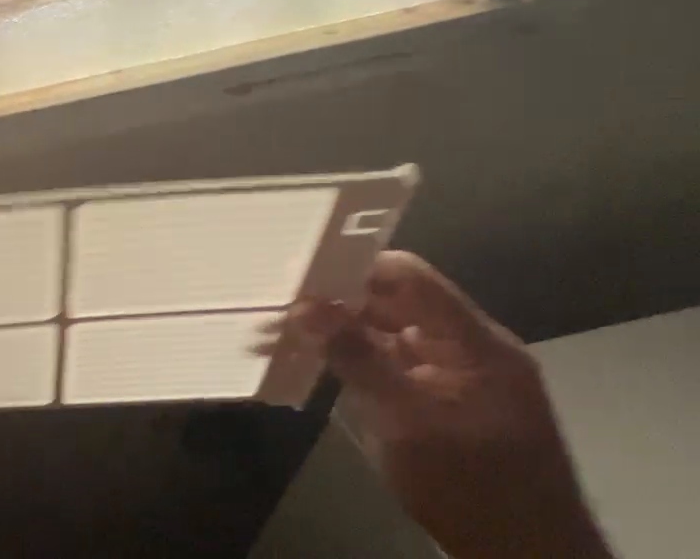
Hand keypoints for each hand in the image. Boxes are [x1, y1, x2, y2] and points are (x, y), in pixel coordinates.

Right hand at [268, 252, 608, 558]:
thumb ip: (355, 357)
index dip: (354, 268)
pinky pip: (396, 359)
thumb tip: (304, 305)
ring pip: (392, 330)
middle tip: (280, 309)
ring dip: (341, 330)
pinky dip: (357, 356)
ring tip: (285, 334)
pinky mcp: (448, 399)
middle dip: (337, 301)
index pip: (410, 277)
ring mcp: (462, 375)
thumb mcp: (403, 422)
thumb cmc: (471, 488)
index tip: (300, 276)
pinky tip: (317, 361)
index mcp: (477, 345)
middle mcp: (473, 349)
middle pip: (397, 301)